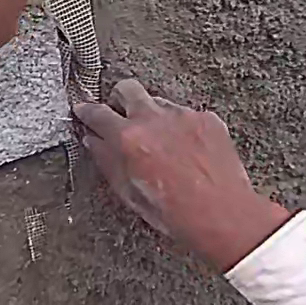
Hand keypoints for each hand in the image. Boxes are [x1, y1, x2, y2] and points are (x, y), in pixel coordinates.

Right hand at [74, 79, 292, 269]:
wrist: (222, 215)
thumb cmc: (174, 212)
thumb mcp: (128, 192)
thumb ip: (107, 161)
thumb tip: (93, 141)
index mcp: (128, 138)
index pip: (98, 113)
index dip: (86, 111)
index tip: (83, 111)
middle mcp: (154, 118)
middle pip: (127, 89)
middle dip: (119, 99)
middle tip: (120, 116)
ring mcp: (183, 115)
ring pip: (157, 102)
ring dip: (152, 115)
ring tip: (159, 143)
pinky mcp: (207, 119)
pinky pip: (185, 114)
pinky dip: (180, 127)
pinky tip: (185, 150)